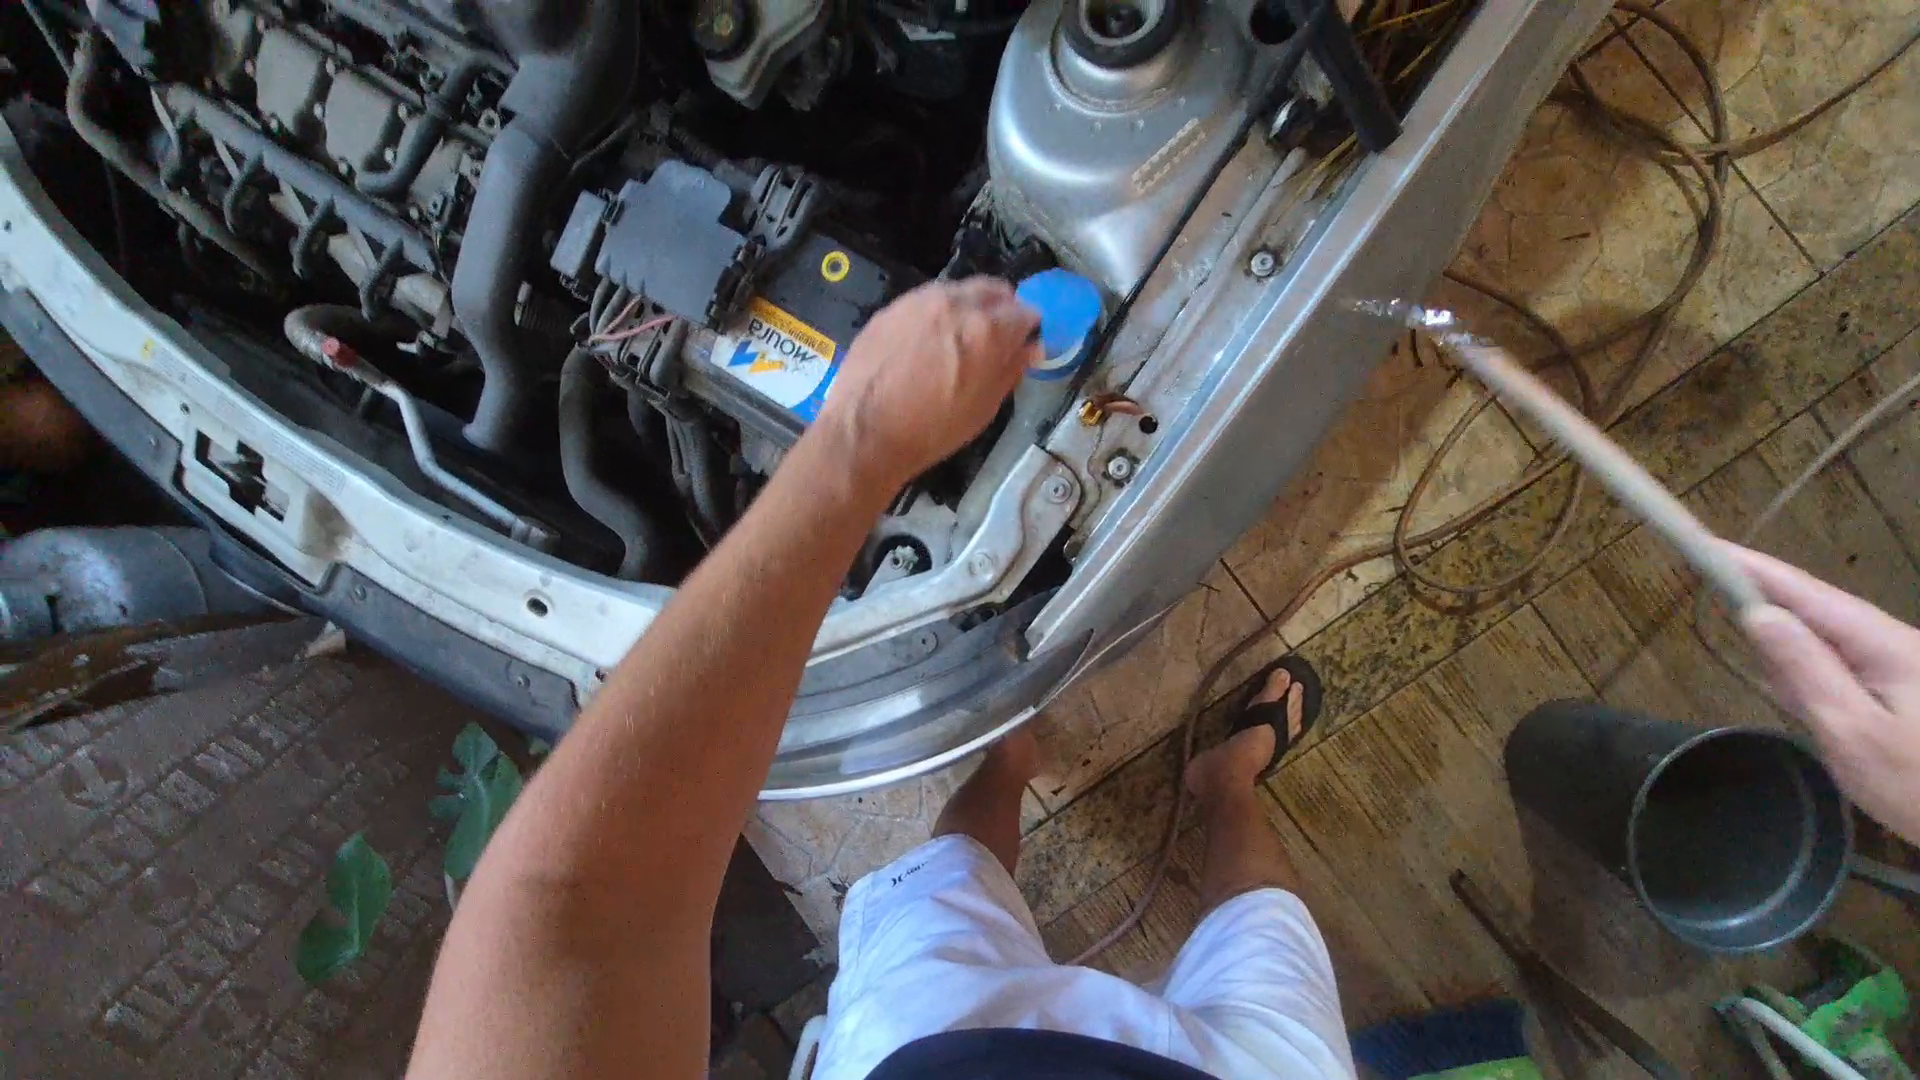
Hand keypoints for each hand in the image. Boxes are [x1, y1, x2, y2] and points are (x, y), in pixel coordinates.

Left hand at [816, 278, 1040, 490]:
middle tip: (995, 338)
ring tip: (959, 339)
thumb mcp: (984, 408)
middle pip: (993, 290)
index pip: (1026, 313)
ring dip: (969, 307)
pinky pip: (926, 301)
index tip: (1023, 345)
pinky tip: (926, 342)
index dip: (1029, 330)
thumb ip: (1011, 370)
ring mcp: (919, 300)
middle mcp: (956, 302)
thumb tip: (1031, 348)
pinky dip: (937, 314)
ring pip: (958, 291)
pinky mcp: (891, 308)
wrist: (865, 431)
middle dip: (1002, 309)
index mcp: (987, 328)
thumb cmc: (933, 430)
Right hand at [1729, 543, 1919, 843]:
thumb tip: (1757, 613)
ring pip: (1828, 638)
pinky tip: (1801, 694)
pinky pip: (1842, 664)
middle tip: (1714, 587)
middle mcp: (1901, 648)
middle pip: (1818, 610)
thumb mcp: (1851, 729)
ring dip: (1786, 639)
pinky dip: (1808, 668)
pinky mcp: (1905, 692)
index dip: (1754, 566)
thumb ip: (1803, 668)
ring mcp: (1905, 670)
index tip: (1704, 543)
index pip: (1808, 594)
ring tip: (1761, 653)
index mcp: (1890, 648)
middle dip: (1765, 597)